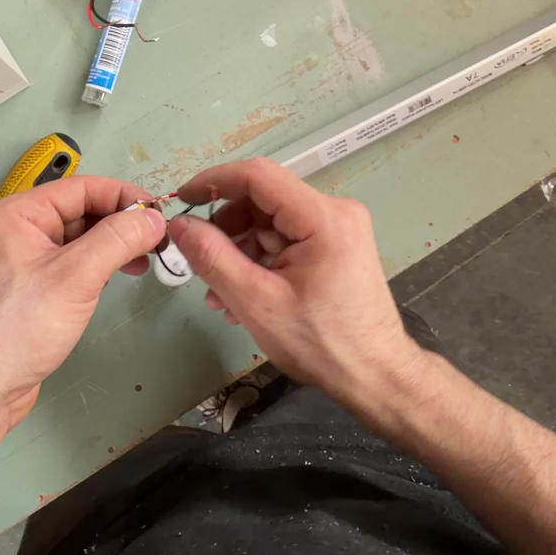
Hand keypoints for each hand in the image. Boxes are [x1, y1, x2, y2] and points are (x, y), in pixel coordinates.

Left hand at [0, 176, 163, 424]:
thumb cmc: (19, 328)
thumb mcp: (75, 277)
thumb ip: (118, 240)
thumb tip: (154, 216)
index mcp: (16, 214)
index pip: (81, 188)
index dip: (124, 196)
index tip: (160, 213)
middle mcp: (14, 230)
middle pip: (79, 212)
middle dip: (120, 224)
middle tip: (158, 243)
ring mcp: (18, 261)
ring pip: (76, 240)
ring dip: (111, 247)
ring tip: (142, 264)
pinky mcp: (24, 290)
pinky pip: (66, 265)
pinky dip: (94, 268)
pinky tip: (113, 281)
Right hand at [169, 158, 424, 402]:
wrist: (377, 379)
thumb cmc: (321, 344)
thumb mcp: (256, 302)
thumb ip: (212, 257)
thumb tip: (179, 224)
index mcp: (323, 217)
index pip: (258, 175)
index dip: (215, 182)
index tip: (181, 199)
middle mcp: (335, 210)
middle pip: (263, 200)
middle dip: (226, 230)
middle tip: (200, 264)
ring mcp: (338, 228)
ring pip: (271, 222)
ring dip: (240, 251)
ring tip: (220, 295)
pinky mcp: (335, 246)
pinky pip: (286, 239)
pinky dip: (260, 260)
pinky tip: (244, 296)